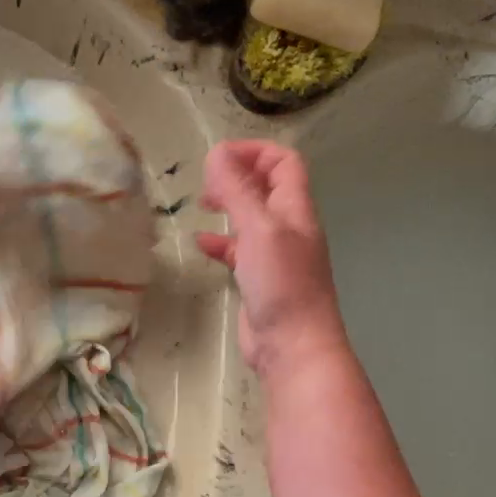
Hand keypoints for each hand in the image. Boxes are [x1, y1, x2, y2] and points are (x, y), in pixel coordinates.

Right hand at [195, 140, 345, 376]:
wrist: (292, 345)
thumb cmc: (281, 283)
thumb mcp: (258, 229)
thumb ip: (238, 191)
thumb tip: (217, 153)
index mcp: (294, 209)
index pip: (283, 163)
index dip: (254, 151)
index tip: (218, 156)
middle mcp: (288, 227)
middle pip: (266, 188)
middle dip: (238, 176)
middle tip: (206, 182)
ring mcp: (274, 255)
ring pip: (251, 219)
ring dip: (228, 206)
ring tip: (202, 205)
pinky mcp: (259, 280)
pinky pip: (239, 251)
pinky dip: (220, 243)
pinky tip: (200, 244)